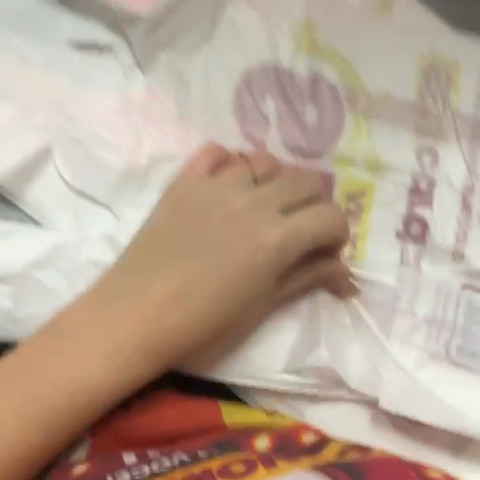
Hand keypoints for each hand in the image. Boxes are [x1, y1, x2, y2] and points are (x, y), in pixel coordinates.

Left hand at [79, 144, 352, 370]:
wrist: (133, 319)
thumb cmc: (203, 327)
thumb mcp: (263, 308)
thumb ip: (305, 279)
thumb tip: (346, 276)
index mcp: (278, 238)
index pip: (331, 216)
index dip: (336, 236)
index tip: (324, 256)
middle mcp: (254, 201)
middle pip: (307, 181)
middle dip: (313, 207)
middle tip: (298, 235)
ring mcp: (216, 186)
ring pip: (266, 161)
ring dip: (276, 182)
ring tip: (265, 209)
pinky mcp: (184, 182)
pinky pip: (217, 152)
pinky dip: (231, 163)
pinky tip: (229, 186)